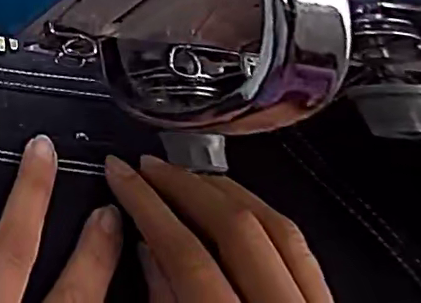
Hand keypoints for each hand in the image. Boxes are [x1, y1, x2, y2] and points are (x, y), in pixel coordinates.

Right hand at [105, 155, 331, 302]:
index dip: (147, 205)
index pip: (189, 256)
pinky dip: (263, 212)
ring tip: (186, 173)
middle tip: (148, 164)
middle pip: (236, 226)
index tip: (120, 173)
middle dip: (185, 184)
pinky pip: (299, 244)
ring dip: (224, 188)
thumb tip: (147, 249)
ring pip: (275, 224)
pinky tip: (235, 201)